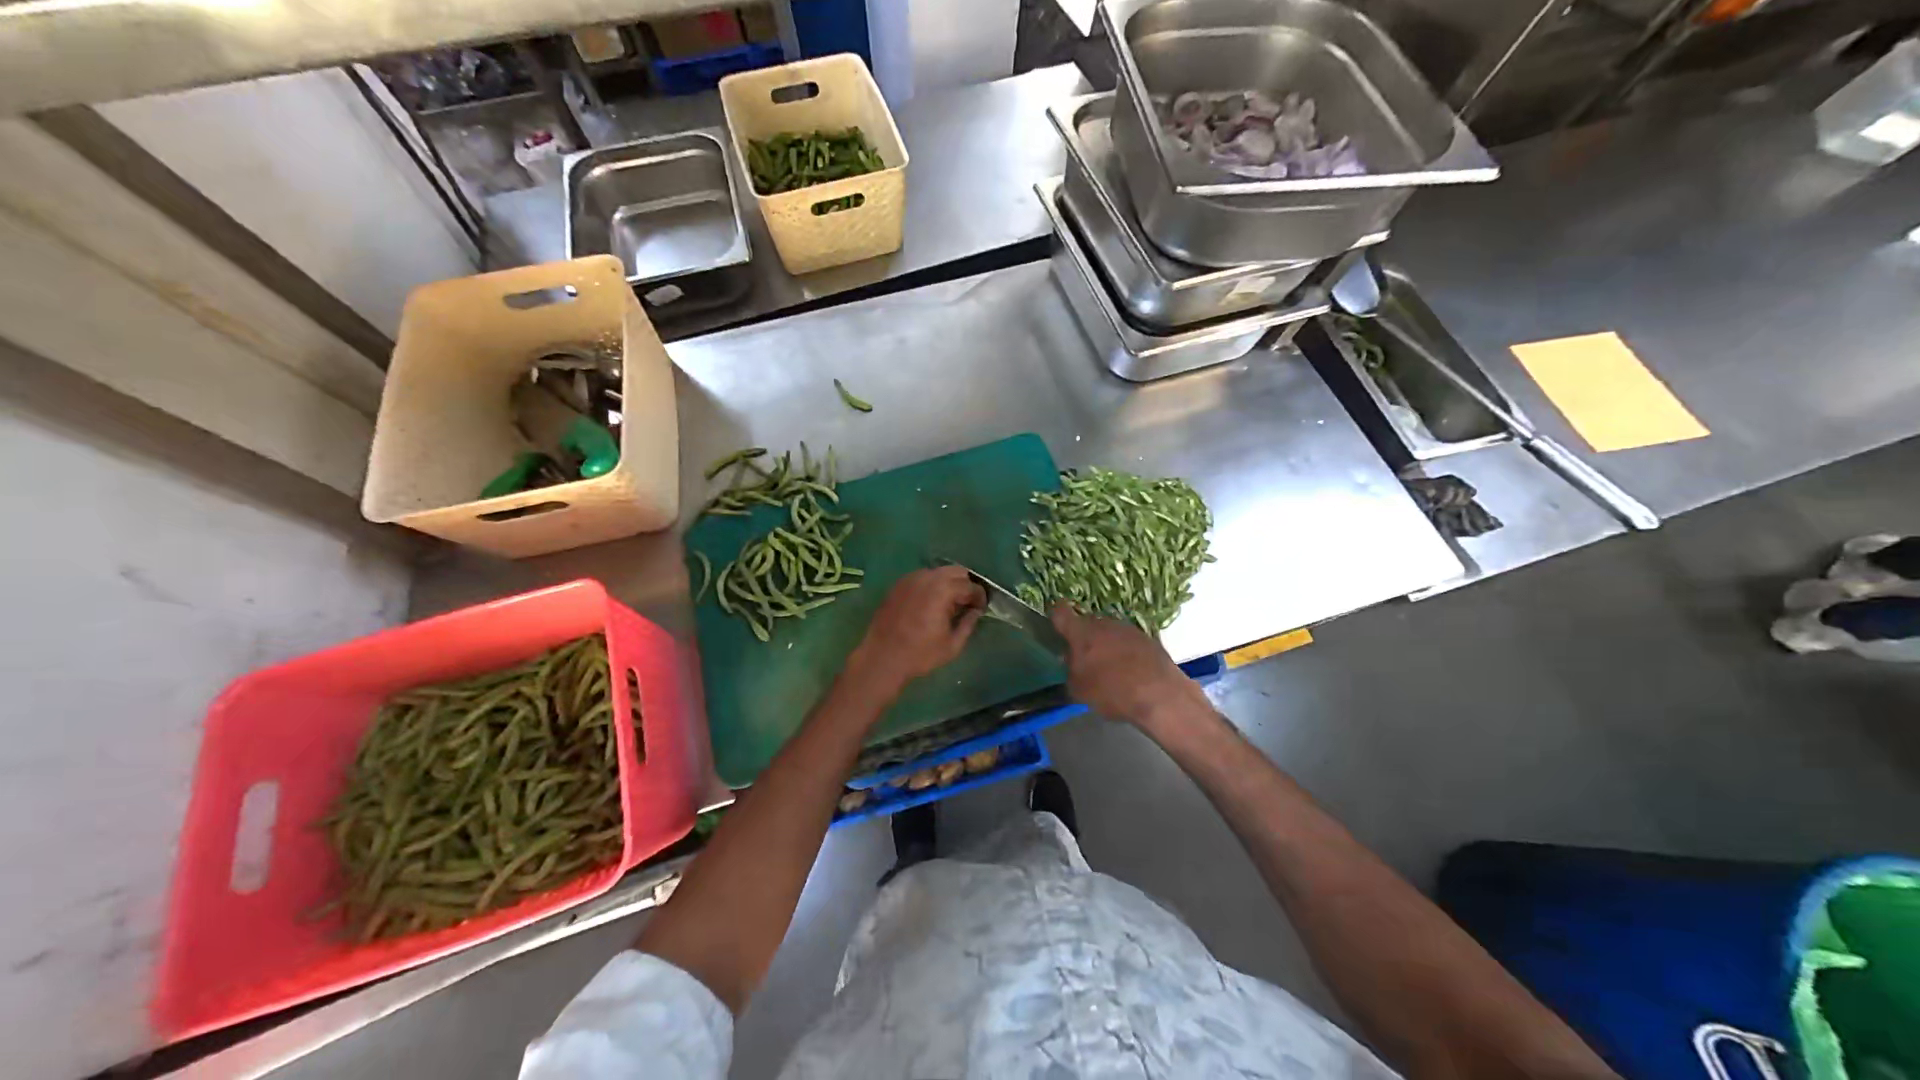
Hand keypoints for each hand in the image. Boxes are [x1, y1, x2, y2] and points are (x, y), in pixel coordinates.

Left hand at [846, 567, 985, 695]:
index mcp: (942, 591)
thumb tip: (975, 611)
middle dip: (965, 585)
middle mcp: (927, 578)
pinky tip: (930, 603)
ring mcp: (910, 579)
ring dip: (948, 584)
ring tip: (949, 604)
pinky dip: (932, 585)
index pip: (970, 586)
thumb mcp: (952, 645)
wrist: (882, 658)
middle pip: (956, 571)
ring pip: (938, 572)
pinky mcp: (898, 585)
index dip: (980, 597)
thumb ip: (968, 623)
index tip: (981, 609)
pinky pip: (922, 578)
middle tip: (967, 604)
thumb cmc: (920, 654)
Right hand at [1051, 606, 1211, 731]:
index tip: (1054, 624)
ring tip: (1109, 669)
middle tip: (1083, 658)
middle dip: (1083, 637)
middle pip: (1087, 624)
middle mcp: (1104, 623)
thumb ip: (1070, 670)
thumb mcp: (1078, 689)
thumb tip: (1070, 660)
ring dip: (1105, 644)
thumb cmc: (1112, 691)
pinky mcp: (1148, 639)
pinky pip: (1128, 641)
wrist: (1160, 695)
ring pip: (1109, 632)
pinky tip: (1129, 672)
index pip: (1061, 613)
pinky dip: (1125, 652)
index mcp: (1081, 632)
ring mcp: (1128, 629)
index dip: (1055, 615)